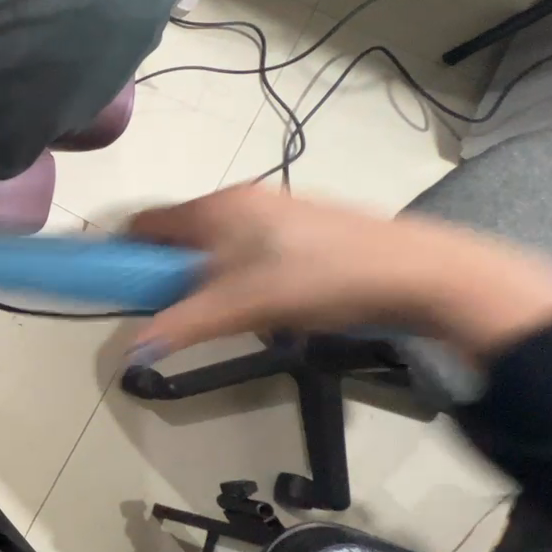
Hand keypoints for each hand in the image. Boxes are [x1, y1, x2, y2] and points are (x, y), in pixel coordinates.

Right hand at [126, 185, 551, 362]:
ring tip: (233, 304)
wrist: (426, 276)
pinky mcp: (309, 220)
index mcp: (212, 209)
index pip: (141, 223)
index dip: (125, 254)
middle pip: (178, 231)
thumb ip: (178, 327)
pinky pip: (251, 240)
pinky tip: (272, 294)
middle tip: (184, 302)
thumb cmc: (315, 281)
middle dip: (170, 266)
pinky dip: (243, 265)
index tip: (128, 287)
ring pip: (216, 238)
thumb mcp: (238, 310)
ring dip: (208, 268)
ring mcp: (277, 205)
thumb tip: (129, 354)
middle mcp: (239, 198)